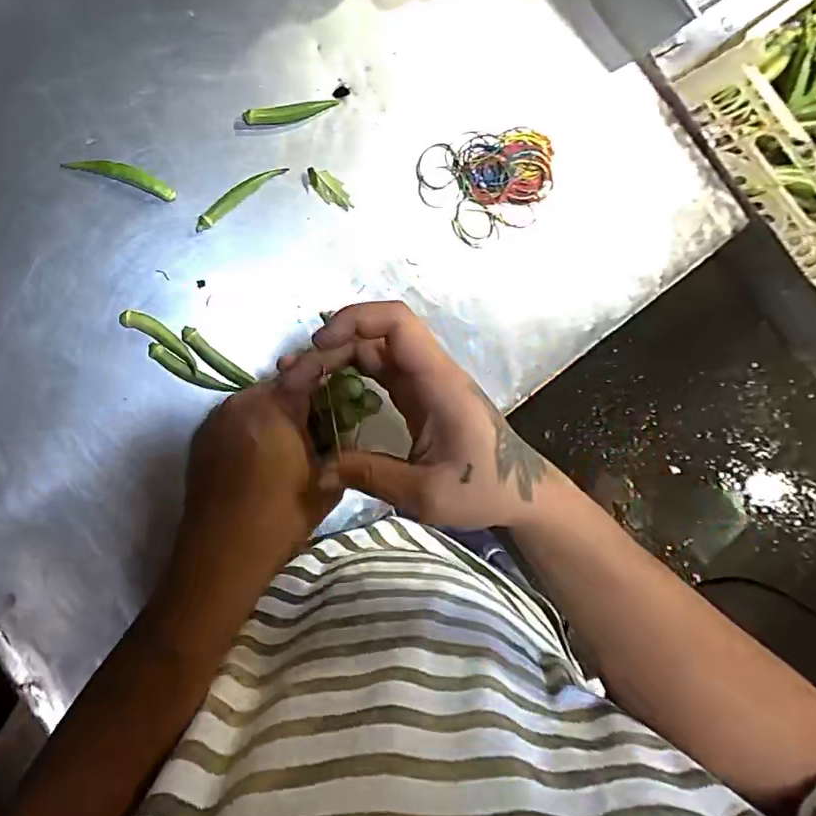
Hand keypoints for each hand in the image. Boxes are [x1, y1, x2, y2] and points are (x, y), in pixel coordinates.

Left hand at [171, 381, 337, 587]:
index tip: (345, 374)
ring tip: (291, 438)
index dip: (329, 367)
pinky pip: (235, 418)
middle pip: (280, 384)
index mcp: (276, 407)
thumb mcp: (326, 482)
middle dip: (301, 396)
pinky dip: (252, 425)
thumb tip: (343, 429)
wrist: (221, 556)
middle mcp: (243, 402)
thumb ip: (338, 446)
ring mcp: (217, 418)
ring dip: (274, 411)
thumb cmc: (281, 518)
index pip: (308, 368)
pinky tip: (263, 452)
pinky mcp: (201, 437)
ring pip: (255, 400)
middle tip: (322, 418)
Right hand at [275, 301, 551, 528]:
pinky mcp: (420, 396)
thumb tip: (319, 470)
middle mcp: (431, 372)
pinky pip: (380, 371)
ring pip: (376, 350)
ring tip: (300, 378)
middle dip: (333, 345)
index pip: (398, 324)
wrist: (522, 493)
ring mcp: (426, 382)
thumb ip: (372, 476)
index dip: (356, 320)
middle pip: (378, 334)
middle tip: (294, 375)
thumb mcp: (427, 494)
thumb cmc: (484, 490)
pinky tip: (326, 391)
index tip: (319, 344)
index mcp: (438, 383)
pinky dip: (350, 374)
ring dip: (338, 357)